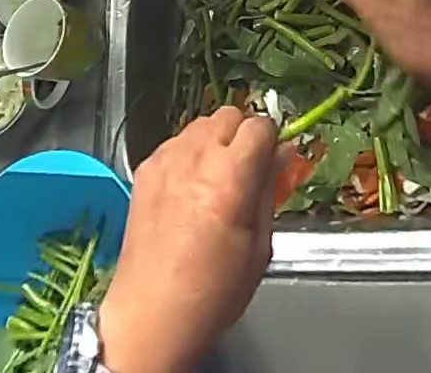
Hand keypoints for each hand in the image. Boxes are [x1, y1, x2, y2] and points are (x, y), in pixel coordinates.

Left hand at [99, 107, 277, 372]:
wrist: (151, 315)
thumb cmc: (211, 292)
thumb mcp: (259, 245)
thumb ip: (270, 188)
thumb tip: (284, 153)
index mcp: (231, 176)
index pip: (260, 125)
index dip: (270, 140)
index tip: (272, 157)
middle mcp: (197, 156)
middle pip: (230, 114)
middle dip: (242, 135)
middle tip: (245, 168)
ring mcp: (167, 158)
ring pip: (201, 124)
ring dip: (214, 141)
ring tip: (215, 178)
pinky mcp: (146, 167)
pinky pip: (176, 142)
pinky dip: (188, 154)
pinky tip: (189, 187)